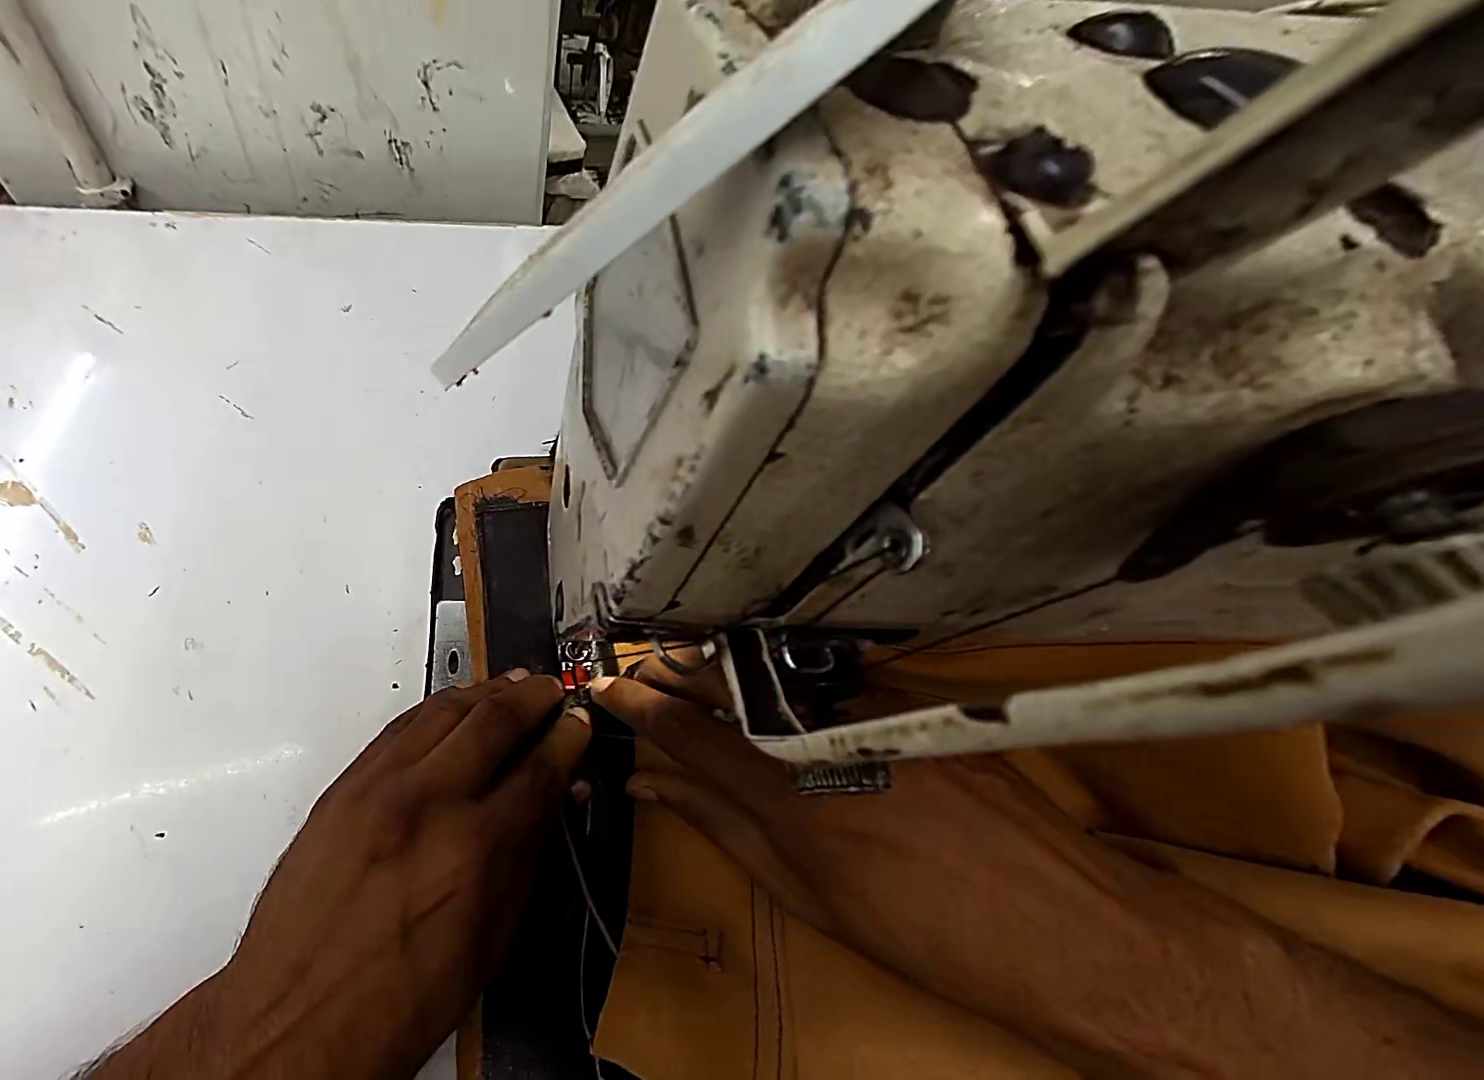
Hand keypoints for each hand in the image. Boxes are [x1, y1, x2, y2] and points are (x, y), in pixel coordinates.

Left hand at [93, 671, 590, 1079]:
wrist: (293, 1019)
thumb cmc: (396, 1001)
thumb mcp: (490, 940)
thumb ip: (527, 858)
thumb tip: (552, 802)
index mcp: (474, 851)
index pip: (538, 770)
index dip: (567, 740)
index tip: (577, 726)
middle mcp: (426, 806)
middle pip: (494, 720)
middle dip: (533, 697)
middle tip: (551, 690)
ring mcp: (378, 788)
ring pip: (444, 710)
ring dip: (485, 690)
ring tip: (510, 684)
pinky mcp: (344, 787)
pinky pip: (400, 726)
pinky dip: (436, 706)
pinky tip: (453, 703)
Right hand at [591, 666, 1483, 1077]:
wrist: (1076, 933)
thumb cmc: (924, 934)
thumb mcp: (807, 895)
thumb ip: (722, 826)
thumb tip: (652, 787)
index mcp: (783, 798)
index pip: (685, 732)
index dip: (637, 705)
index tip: (603, 687)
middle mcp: (816, 739)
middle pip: (717, 688)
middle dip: (666, 672)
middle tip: (632, 663)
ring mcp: (864, 711)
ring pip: (764, 675)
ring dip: (713, 668)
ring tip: (676, 662)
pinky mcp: (904, 699)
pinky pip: (816, 678)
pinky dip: (772, 676)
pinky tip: (758, 676)